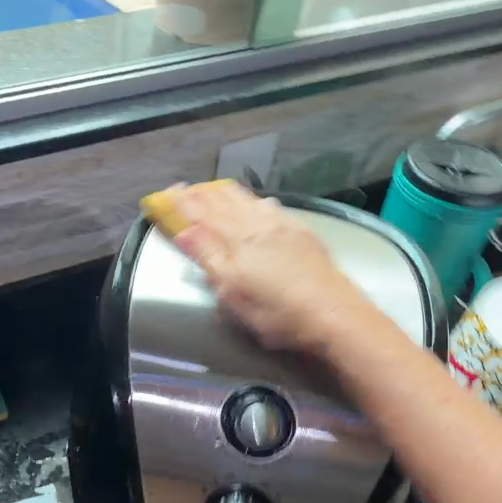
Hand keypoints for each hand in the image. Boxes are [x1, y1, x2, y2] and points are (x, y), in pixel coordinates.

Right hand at [167, 181, 377, 356]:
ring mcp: (282, 227)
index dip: (183, 203)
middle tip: (186, 188)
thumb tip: (184, 231)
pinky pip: (273, 208)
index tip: (167, 193)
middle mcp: (257, 226)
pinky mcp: (303, 233)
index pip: (202, 215)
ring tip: (215, 188)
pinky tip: (261, 202)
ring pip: (248, 201)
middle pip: (224, 203)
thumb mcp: (233, 292)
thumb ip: (209, 257)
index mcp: (236, 241)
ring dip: (227, 194)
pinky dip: (258, 201)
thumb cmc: (277, 312)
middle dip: (202, 194)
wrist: (334, 314)